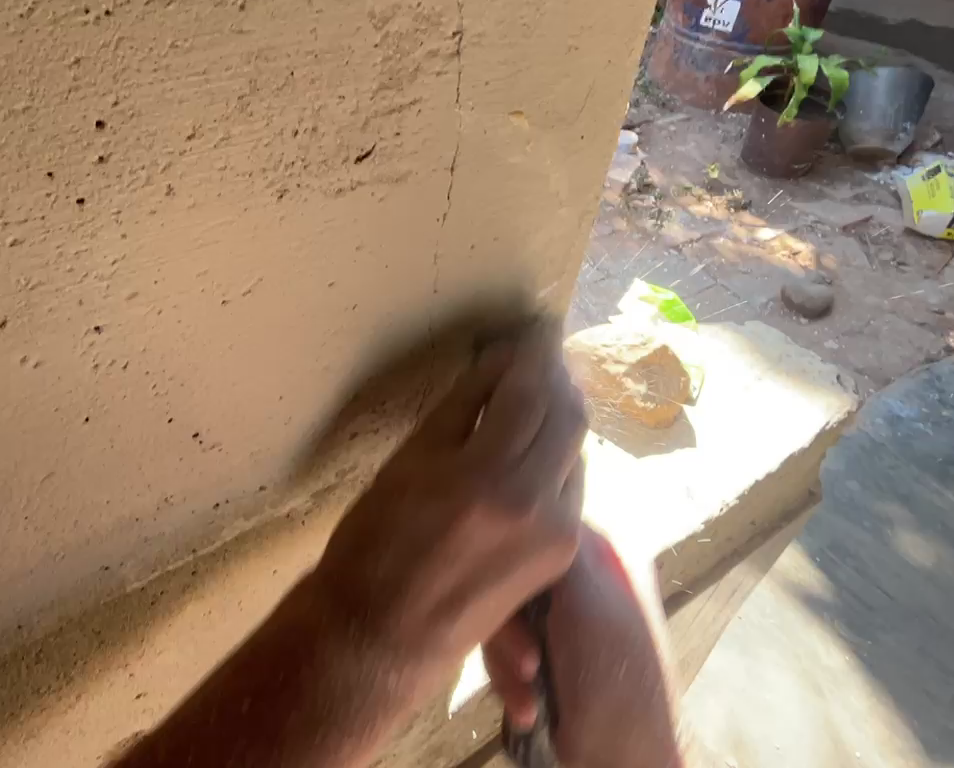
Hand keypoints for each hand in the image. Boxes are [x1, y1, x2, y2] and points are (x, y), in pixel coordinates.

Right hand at [307, 317, 586, 704]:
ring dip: (559, 408)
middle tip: (534, 348)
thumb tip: (498, 362)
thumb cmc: (378, 538)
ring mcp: (559, 534)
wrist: (384, 630)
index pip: (531, 392)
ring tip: (531, 385)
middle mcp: (539, 506)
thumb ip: (464, 407)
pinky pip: (570, 480)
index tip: (536, 323)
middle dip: (555, 373)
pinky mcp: (561, 554)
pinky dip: (555, 446)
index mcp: (490, 478)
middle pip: (569, 415)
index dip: (535, 350)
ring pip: (575, 446)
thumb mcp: (413, 459)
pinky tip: (531, 435)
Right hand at [482, 528, 683, 765]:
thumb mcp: (584, 590)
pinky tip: (524, 702)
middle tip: (524, 659)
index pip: (534, 519)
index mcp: (603, 552)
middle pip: (508, 567)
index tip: (499, 585)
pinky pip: (499, 641)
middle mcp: (580, 576)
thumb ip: (552, 535)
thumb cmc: (613, 674)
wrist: (623, 763)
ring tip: (525, 691)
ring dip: (504, 654)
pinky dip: (506, 674)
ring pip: (497, 606)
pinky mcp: (541, 650)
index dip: (509, 548)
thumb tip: (521, 497)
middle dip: (506, 621)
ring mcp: (560, 615)